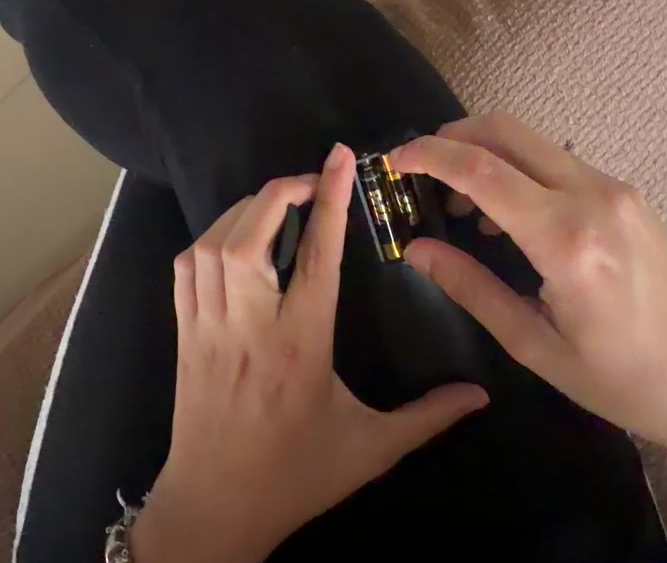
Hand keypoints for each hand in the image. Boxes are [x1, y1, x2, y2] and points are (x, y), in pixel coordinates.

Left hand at [132, 144, 489, 562]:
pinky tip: (232, 236)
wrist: (214, 509)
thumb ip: (427, 418)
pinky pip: (186, 267)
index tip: (338, 158)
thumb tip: (482, 396)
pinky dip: (209, 237)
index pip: (317, 255)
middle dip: (280, 193)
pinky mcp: (184, 332)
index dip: (330, 199)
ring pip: (213, 244)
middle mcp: (249, 324)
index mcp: (300, 344)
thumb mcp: (370, 449)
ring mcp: (208, 326)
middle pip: (251, 235)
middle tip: (310, 181)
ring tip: (276, 203)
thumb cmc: (296, 475)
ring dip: (244, 210)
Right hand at [389, 115, 666, 480]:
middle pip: (506, 130)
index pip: (481, 169)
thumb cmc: (626, 382)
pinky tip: (510, 218)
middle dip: (453, 137)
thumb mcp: (537, 346)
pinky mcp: (631, 195)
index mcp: (566, 239)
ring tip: (461, 206)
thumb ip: (471, 288)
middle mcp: (594, 196)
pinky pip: (559, 162)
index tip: (395, 160)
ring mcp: (618, 189)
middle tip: (420, 170)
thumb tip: (414, 248)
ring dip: (487, 154)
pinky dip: (520, 170)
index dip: (428, 155)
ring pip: (533, 142)